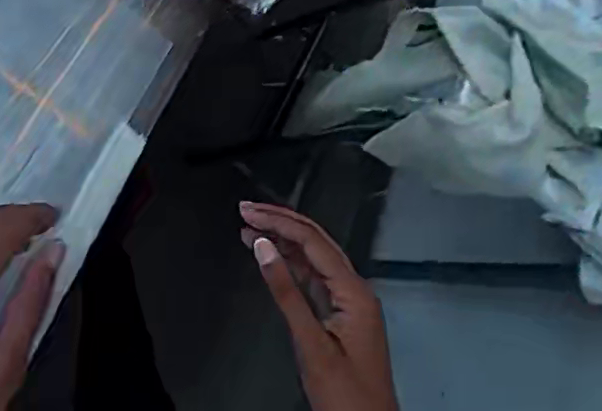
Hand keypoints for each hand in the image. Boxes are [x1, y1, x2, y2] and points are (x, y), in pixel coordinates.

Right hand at [240, 201, 397, 410]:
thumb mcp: (311, 344)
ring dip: (282, 238)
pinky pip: (313, 273)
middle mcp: (355, 289)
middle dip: (280, 220)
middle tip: (245, 209)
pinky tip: (268, 254)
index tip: (246, 212)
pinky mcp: (340, 313)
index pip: (311, 241)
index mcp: (354, 292)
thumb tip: (261, 244)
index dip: (277, 221)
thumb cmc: (344, 395)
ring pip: (313, 254)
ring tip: (249, 226)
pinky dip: (289, 259)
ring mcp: (350, 301)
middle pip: (315, 240)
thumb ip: (285, 291)